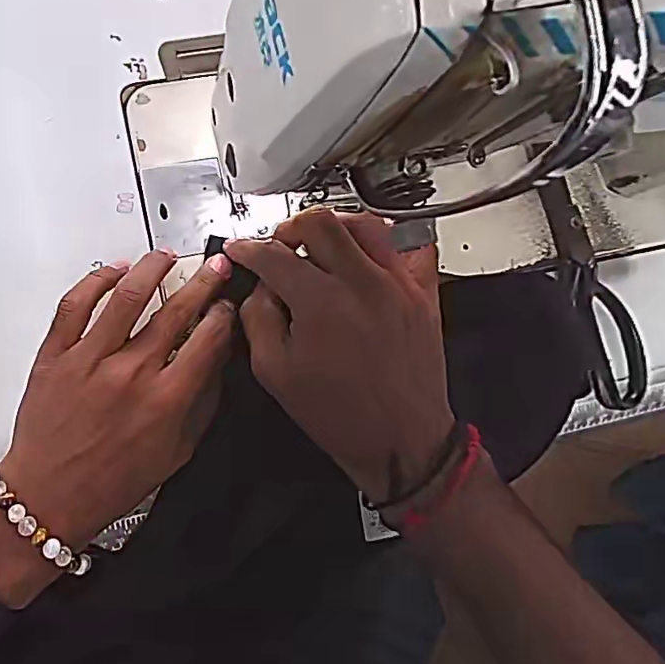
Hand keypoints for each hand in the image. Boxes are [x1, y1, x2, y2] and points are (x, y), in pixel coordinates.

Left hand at [0, 250, 236, 605]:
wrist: (49, 497)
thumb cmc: (108, 482)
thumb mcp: (175, 453)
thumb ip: (201, 405)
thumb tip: (216, 362)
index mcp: (165, 401)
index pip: (207, 339)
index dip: (224, 315)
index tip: (226, 306)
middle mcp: (129, 375)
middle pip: (175, 311)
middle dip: (203, 282)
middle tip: (213, 267)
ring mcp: (88, 361)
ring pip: (126, 296)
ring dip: (151, 269)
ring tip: (164, 257)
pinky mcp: (55, 356)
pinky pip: (74, 305)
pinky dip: (95, 281)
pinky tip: (112, 271)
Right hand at [226, 209, 452, 501]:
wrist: (401, 441)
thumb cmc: (341, 415)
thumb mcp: (274, 373)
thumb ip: (257, 319)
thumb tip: (259, 289)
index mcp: (321, 304)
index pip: (274, 254)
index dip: (248, 249)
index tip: (241, 250)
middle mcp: (362, 285)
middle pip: (319, 222)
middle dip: (287, 228)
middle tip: (278, 245)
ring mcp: (398, 285)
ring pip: (364, 223)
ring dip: (333, 226)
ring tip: (319, 244)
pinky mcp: (423, 295)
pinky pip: (411, 245)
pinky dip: (387, 240)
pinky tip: (369, 253)